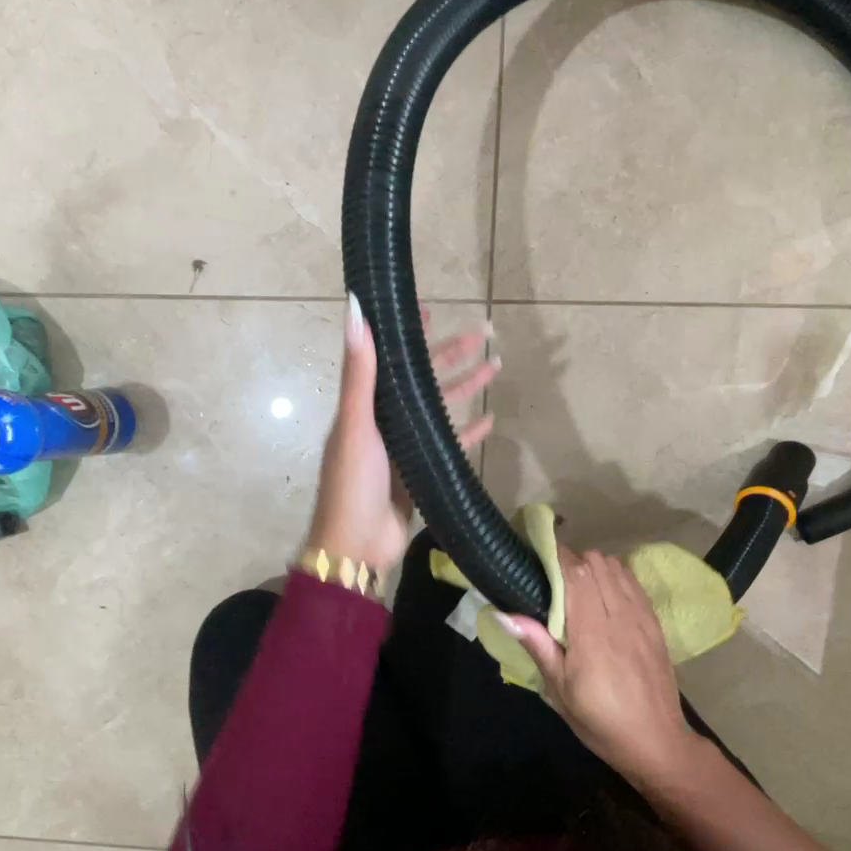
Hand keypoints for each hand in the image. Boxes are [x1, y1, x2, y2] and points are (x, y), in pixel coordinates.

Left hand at [306, 294, 497, 570]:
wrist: (357, 544)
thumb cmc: (352, 482)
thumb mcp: (356, 423)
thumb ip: (360, 371)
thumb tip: (355, 308)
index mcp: (365, 405)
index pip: (389, 357)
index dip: (408, 332)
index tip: (430, 306)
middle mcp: (384, 420)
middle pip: (423, 379)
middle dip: (452, 353)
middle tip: (487, 331)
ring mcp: (404, 447)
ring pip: (440, 408)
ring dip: (465, 386)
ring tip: (498, 366)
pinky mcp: (421, 472)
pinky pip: (450, 445)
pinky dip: (468, 431)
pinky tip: (490, 418)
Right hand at [498, 547, 692, 782]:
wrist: (657, 742)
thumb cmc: (600, 721)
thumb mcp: (560, 691)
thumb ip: (538, 645)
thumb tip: (503, 614)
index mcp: (592, 634)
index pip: (578, 575)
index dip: (559, 558)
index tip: (539, 556)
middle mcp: (620, 618)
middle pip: (598, 564)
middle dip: (574, 561)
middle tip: (553, 578)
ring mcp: (642, 619)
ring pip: (618, 569)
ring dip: (595, 568)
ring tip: (577, 586)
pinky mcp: (655, 625)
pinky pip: (634, 584)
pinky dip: (616, 578)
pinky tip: (604, 595)